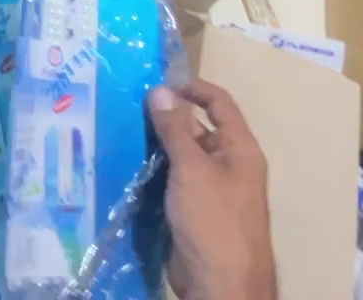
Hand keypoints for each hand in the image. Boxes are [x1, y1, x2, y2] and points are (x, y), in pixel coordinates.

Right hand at [148, 80, 275, 299]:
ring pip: (182, 152)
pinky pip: (174, 176)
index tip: (157, 82)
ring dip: (157, 140)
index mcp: (240, 150)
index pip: (219, 103)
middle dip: (167, 114)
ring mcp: (211, 188)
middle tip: (129, 103)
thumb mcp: (191, 168)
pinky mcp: (194, 208)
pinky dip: (155, 165)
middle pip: (198, 126)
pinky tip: (129, 158)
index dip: (192, 87)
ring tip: (122, 126)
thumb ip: (174, 128)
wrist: (220, 288)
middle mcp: (229, 164)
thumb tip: (160, 89)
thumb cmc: (213, 221)